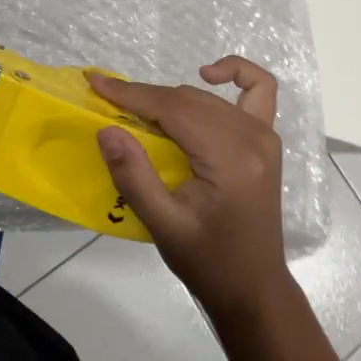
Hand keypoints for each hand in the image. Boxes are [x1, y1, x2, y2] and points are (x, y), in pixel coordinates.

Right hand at [88, 57, 288, 311]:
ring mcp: (263, 137)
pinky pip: (258, 90)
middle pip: (187, 99)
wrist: (253, 288)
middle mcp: (252, 139)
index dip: (131, 94)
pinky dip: (237, 73)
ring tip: (135, 106)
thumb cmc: (207, 260)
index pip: (174, 109)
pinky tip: (209, 73)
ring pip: (205, 98)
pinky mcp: (265, 140)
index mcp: (229, 159)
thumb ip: (134, 176)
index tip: (95, 84)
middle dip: (143, 97)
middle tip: (105, 101)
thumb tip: (107, 130)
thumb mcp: (163, 225)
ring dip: (169, 97)